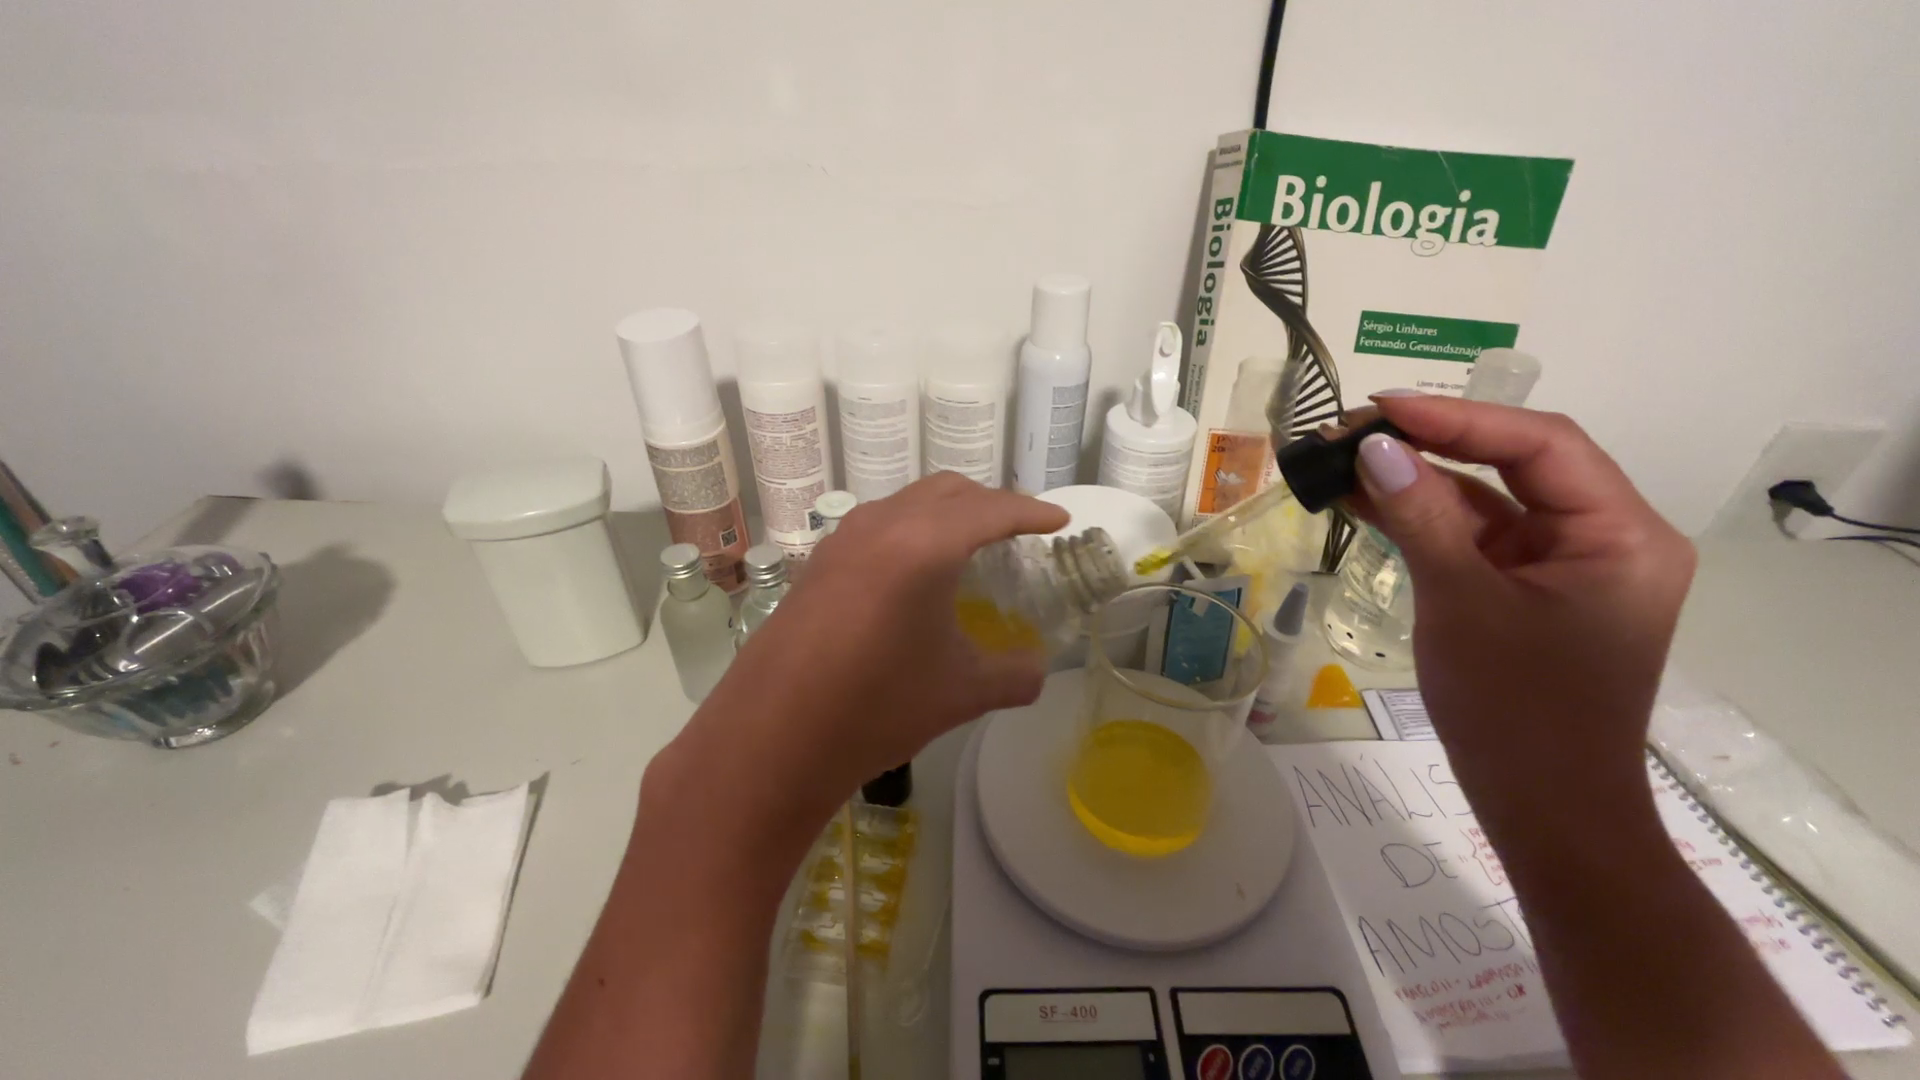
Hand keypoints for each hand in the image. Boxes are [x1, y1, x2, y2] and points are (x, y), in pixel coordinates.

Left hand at [699, 472, 1068, 805]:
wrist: (774, 735)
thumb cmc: (878, 707)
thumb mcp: (960, 692)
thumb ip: (1014, 674)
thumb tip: (1037, 668)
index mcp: (925, 545)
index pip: (992, 510)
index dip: (1031, 512)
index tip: (1058, 521)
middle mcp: (881, 526)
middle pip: (948, 492)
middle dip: (989, 503)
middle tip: (1017, 532)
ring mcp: (842, 541)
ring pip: (906, 504)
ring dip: (944, 513)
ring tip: (967, 547)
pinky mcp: (817, 564)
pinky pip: (876, 526)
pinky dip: (909, 532)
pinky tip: (912, 574)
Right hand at [1343, 394, 1695, 833]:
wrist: (1543, 809)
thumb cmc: (1515, 709)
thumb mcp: (1461, 602)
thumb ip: (1420, 515)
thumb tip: (1372, 446)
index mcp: (1621, 534)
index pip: (1541, 445)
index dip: (1457, 417)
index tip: (1380, 407)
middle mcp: (1605, 538)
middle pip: (1516, 465)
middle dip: (1431, 444)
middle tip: (1351, 429)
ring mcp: (1565, 566)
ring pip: (1488, 501)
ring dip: (1418, 481)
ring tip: (1342, 460)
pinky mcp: (1530, 591)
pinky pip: (1477, 539)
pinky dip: (1425, 520)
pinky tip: (1366, 500)